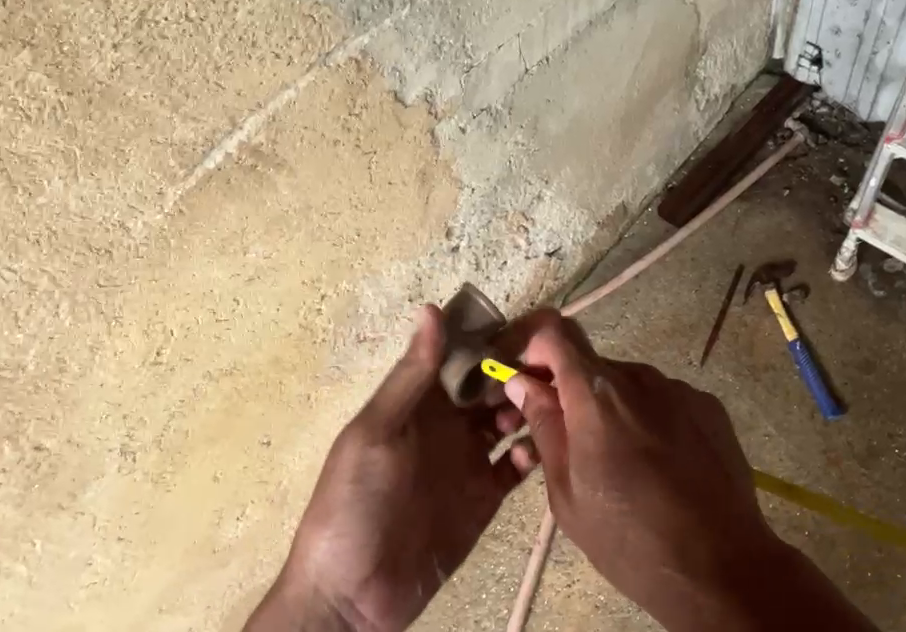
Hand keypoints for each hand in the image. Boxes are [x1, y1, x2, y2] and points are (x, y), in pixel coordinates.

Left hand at [247, 306, 531, 631]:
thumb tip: (431, 309)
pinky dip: (530, 453)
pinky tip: (533, 450)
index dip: (493, 339)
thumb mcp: (376, 432)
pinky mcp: (484, 498)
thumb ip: (411, 375)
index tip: (530, 324)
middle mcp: (447, 425)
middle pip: (492, 386)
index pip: (461, 358)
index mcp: (418, 403)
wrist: (351, 596)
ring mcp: (468, 461)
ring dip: (529, 408)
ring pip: (510, 420)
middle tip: (554, 363)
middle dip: (520, 371)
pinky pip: (516, 467)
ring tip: (550, 403)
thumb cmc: (353, 503)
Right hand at [506, 310, 874, 631]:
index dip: (534, 345)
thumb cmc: (629, 539)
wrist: (719, 564)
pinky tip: (660, 466)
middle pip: (592, 365)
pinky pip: (665, 400)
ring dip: (614, 410)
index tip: (526, 377)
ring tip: (621, 465)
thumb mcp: (568, 494)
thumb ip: (545, 427)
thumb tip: (523, 383)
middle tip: (569, 441)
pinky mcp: (708, 405)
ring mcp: (678, 388)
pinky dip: (651, 420)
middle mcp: (638, 377)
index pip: (555, 333)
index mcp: (595, 395)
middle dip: (572, 392)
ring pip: (630, 386)